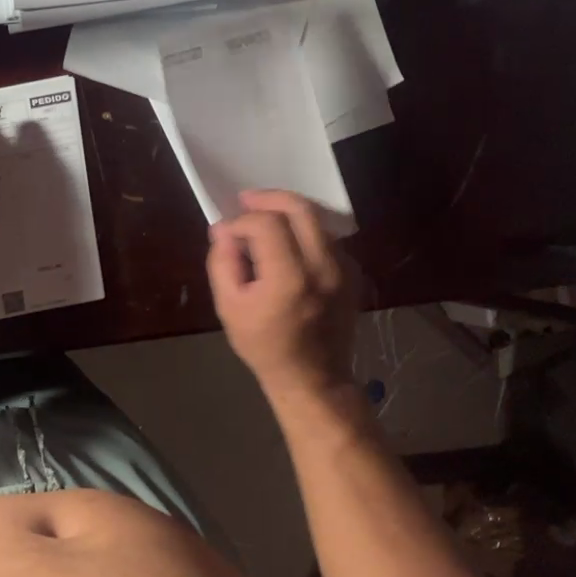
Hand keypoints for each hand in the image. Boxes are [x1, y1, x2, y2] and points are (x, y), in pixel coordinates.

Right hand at [206, 190, 355, 399]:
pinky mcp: (352, 272)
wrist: (313, 376)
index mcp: (289, 277)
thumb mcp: (228, 307)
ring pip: (317, 220)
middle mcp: (322, 265)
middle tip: (246, 200)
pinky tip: (286, 246)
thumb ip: (223, 263)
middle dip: (269, 199)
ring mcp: (343, 268)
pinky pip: (327, 238)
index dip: (241, 221)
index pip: (265, 224)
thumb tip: (223, 229)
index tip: (225, 233)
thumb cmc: (264, 345)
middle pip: (300, 209)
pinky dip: (304, 233)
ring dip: (288, 214)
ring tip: (263, 221)